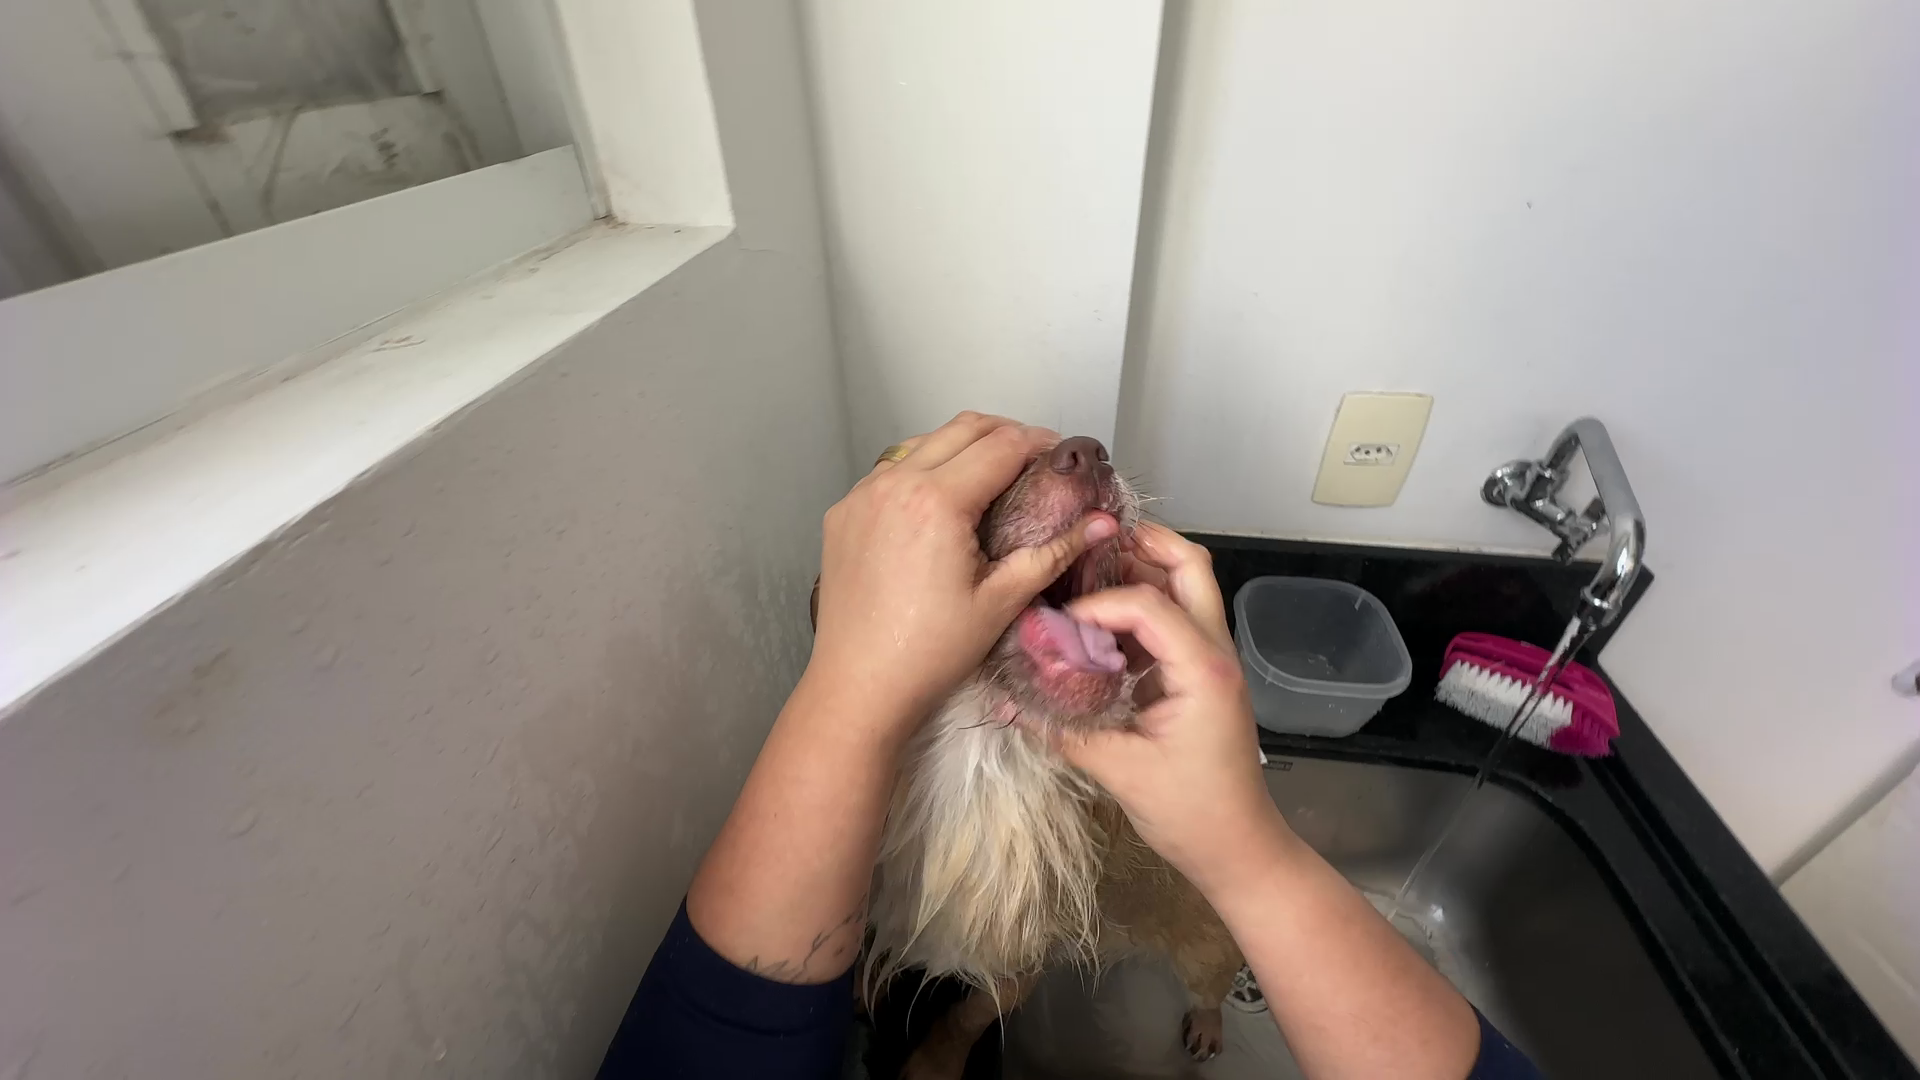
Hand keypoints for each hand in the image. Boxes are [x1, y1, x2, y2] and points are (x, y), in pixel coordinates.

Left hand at [807, 412, 1117, 731]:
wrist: (858, 686)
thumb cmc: (933, 651)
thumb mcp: (1001, 601)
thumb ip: (1054, 552)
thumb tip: (1103, 523)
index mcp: (937, 500)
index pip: (1001, 445)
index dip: (1038, 443)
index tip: (1061, 455)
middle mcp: (894, 483)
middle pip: (962, 428)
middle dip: (1005, 432)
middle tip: (1033, 458)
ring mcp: (861, 495)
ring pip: (922, 444)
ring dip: (961, 446)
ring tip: (990, 475)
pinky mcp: (842, 512)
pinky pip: (889, 471)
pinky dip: (922, 469)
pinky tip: (939, 501)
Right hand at [1052, 525, 1291, 893]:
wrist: (1240, 850)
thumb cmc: (1189, 814)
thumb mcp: (1118, 770)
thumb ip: (1060, 729)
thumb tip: (1003, 704)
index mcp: (1201, 668)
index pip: (1146, 604)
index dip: (1096, 604)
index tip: (1057, 626)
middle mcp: (1215, 650)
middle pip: (1190, 567)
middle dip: (1144, 545)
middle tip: (1094, 543)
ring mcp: (1213, 660)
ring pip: (1187, 587)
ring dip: (1142, 572)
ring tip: (1090, 574)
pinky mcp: (1202, 674)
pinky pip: (1176, 620)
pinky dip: (1141, 609)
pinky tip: (1101, 624)